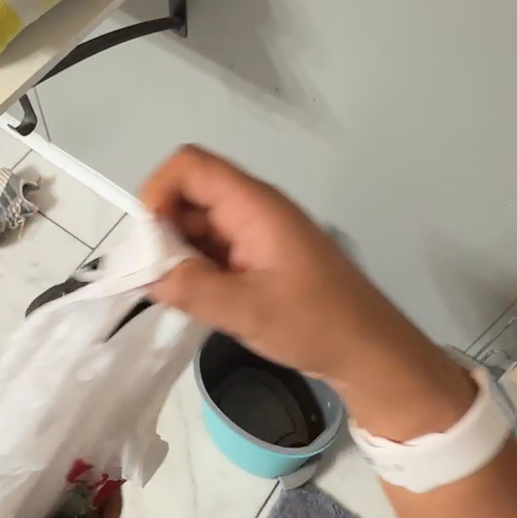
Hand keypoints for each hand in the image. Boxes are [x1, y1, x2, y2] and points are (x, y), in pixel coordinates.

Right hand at [139, 146, 472, 437]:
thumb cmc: (316, 323)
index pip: (190, 166)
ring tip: (173, 293)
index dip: (158, 190)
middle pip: (190, 194)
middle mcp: (252, 209)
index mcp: (253, 205)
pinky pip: (214, 248)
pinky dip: (196, 267)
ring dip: (178, 253)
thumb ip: (191, 287)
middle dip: (163, 230)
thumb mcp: (247, 309)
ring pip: (199, 223)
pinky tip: (194, 299)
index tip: (148, 240)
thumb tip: (147, 274)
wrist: (369, 351)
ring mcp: (256, 233)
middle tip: (155, 277)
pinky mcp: (258, 257)